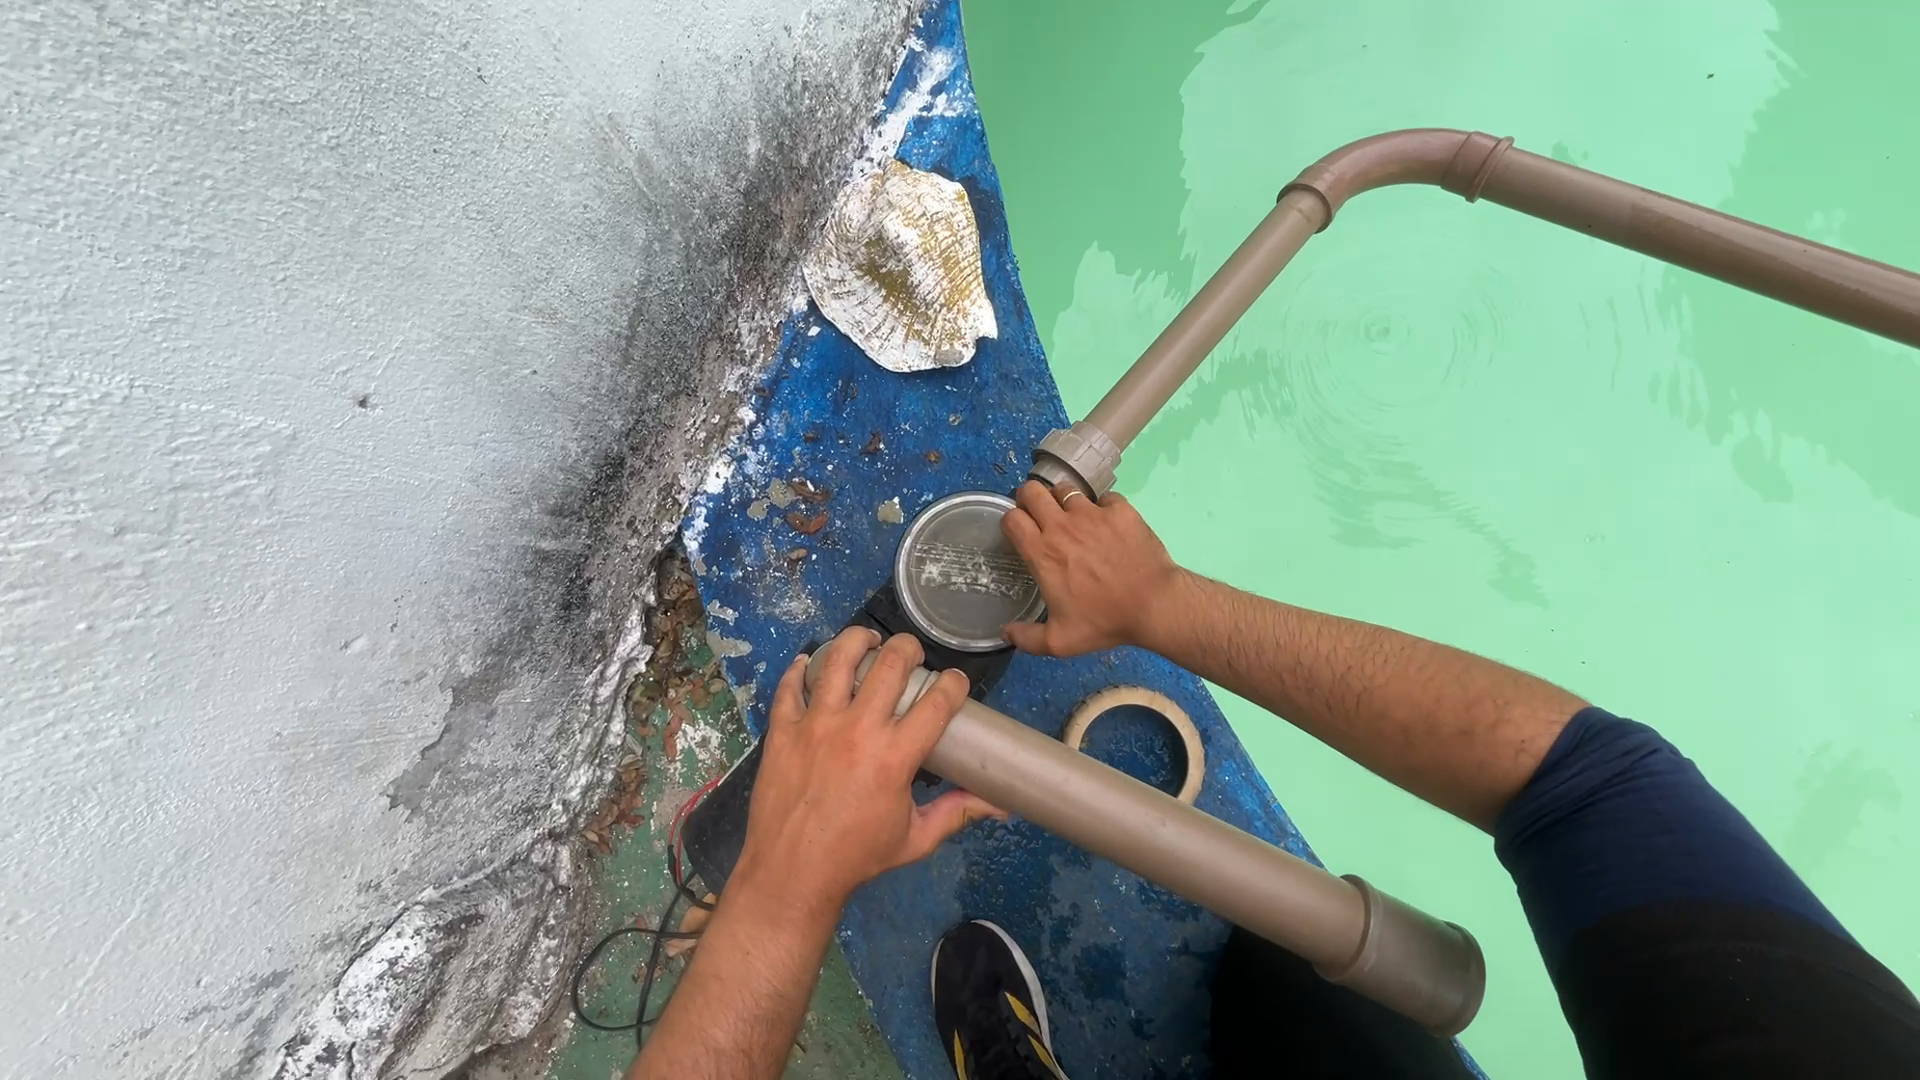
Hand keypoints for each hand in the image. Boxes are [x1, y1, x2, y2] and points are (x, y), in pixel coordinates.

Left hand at [736, 628, 1002, 911]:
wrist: (791, 875)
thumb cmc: (857, 857)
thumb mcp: (916, 838)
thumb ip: (958, 812)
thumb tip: (1001, 805)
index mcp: (895, 756)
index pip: (937, 702)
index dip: (954, 683)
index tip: (955, 681)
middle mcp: (857, 730)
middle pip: (889, 664)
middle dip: (908, 648)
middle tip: (911, 654)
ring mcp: (815, 725)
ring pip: (837, 661)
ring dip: (856, 641)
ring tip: (866, 640)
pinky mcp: (783, 731)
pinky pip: (790, 687)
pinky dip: (799, 670)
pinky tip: (807, 662)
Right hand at [998, 480, 1185, 656]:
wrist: (1154, 605)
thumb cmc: (1104, 621)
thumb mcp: (1060, 641)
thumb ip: (1026, 638)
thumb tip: (1005, 633)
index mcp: (1043, 553)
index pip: (1012, 518)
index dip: (1011, 521)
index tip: (1019, 532)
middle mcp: (1062, 526)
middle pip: (1032, 491)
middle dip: (1029, 499)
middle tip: (1038, 516)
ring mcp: (1093, 513)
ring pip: (1065, 490)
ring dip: (1063, 501)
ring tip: (1072, 518)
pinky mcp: (1120, 509)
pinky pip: (1103, 498)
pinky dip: (1101, 507)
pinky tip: (1107, 524)